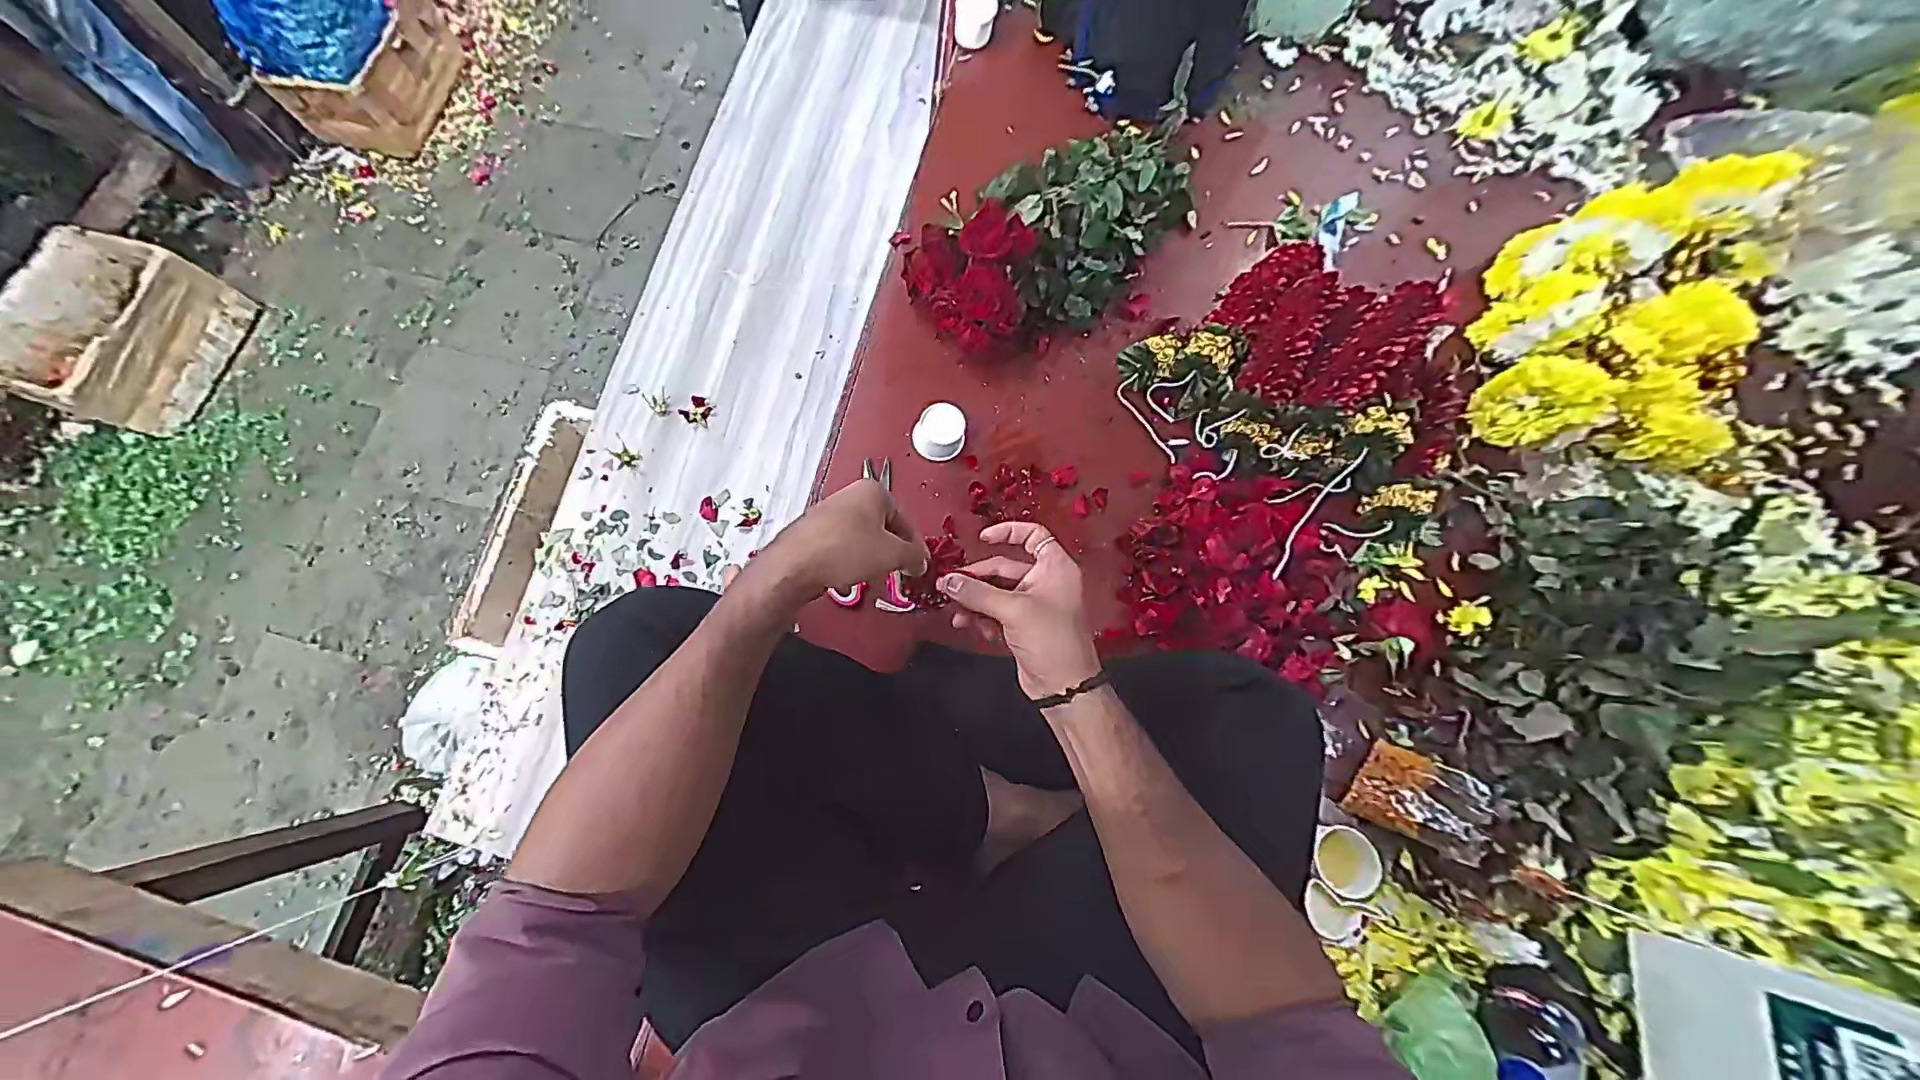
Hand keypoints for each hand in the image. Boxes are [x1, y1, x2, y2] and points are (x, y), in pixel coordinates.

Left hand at [748, 479, 926, 602]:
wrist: (795, 565)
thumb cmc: (843, 550)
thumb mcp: (892, 554)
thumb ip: (913, 556)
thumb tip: (919, 560)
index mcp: (873, 491)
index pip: (904, 521)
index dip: (912, 547)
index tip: (916, 564)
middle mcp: (850, 496)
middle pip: (882, 530)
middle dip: (889, 554)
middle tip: (894, 572)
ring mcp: (829, 514)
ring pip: (861, 541)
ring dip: (869, 561)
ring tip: (868, 577)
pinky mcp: (813, 533)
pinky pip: (840, 549)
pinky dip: (847, 564)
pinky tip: (845, 578)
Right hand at [941, 522, 1100, 699]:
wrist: (1064, 686)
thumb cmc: (1050, 639)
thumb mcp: (1012, 610)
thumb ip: (976, 593)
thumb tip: (946, 581)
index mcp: (1054, 567)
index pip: (1033, 535)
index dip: (1008, 532)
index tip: (982, 539)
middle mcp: (1045, 581)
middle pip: (1005, 568)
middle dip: (977, 578)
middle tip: (950, 586)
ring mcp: (1034, 604)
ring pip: (996, 592)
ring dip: (975, 601)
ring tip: (957, 614)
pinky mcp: (1023, 625)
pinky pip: (997, 612)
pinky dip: (983, 617)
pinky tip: (972, 627)